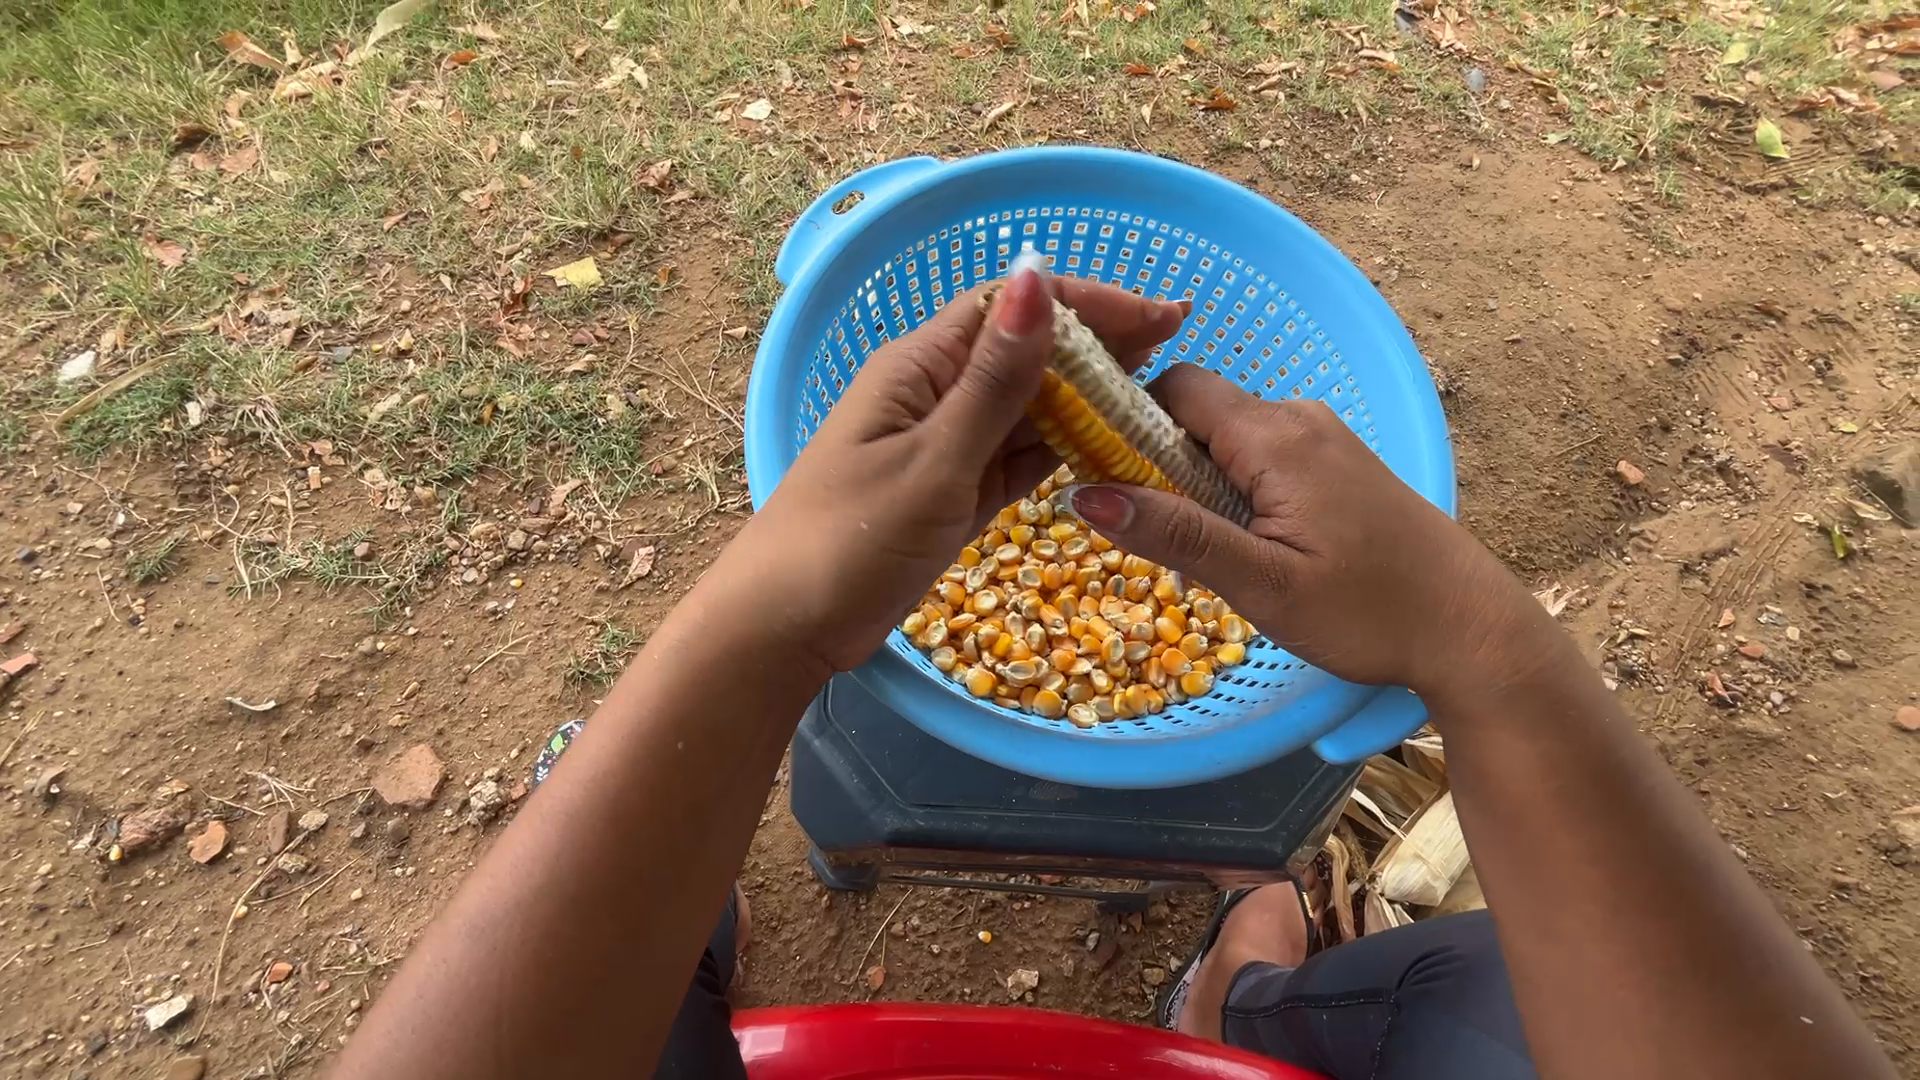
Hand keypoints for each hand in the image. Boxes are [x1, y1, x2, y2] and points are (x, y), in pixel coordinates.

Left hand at [728, 270, 1187, 673]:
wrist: (788, 625)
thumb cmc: (849, 540)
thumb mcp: (932, 460)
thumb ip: (992, 381)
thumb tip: (1035, 277)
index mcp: (919, 368)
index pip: (1009, 309)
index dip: (1085, 303)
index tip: (1158, 316)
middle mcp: (934, 397)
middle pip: (1024, 355)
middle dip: (1096, 347)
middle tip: (1171, 350)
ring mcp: (945, 448)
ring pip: (1025, 409)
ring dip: (1084, 401)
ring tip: (1151, 394)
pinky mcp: (953, 493)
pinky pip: (1015, 458)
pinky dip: (1058, 452)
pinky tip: (1104, 447)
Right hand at [1066, 365, 1555, 702]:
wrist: (1472, 630)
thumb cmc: (1367, 610)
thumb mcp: (1260, 582)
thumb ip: (1174, 533)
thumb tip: (1083, 496)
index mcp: (1274, 435)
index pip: (1174, 388)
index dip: (1128, 418)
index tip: (1101, 471)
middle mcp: (1297, 418)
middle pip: (1196, 411)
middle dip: (1156, 459)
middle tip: (1151, 527)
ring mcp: (1320, 438)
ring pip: (1224, 435)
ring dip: (1192, 478)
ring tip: (1198, 544)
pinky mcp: (1333, 463)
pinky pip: (1257, 455)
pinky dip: (1228, 485)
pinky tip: (1241, 538)